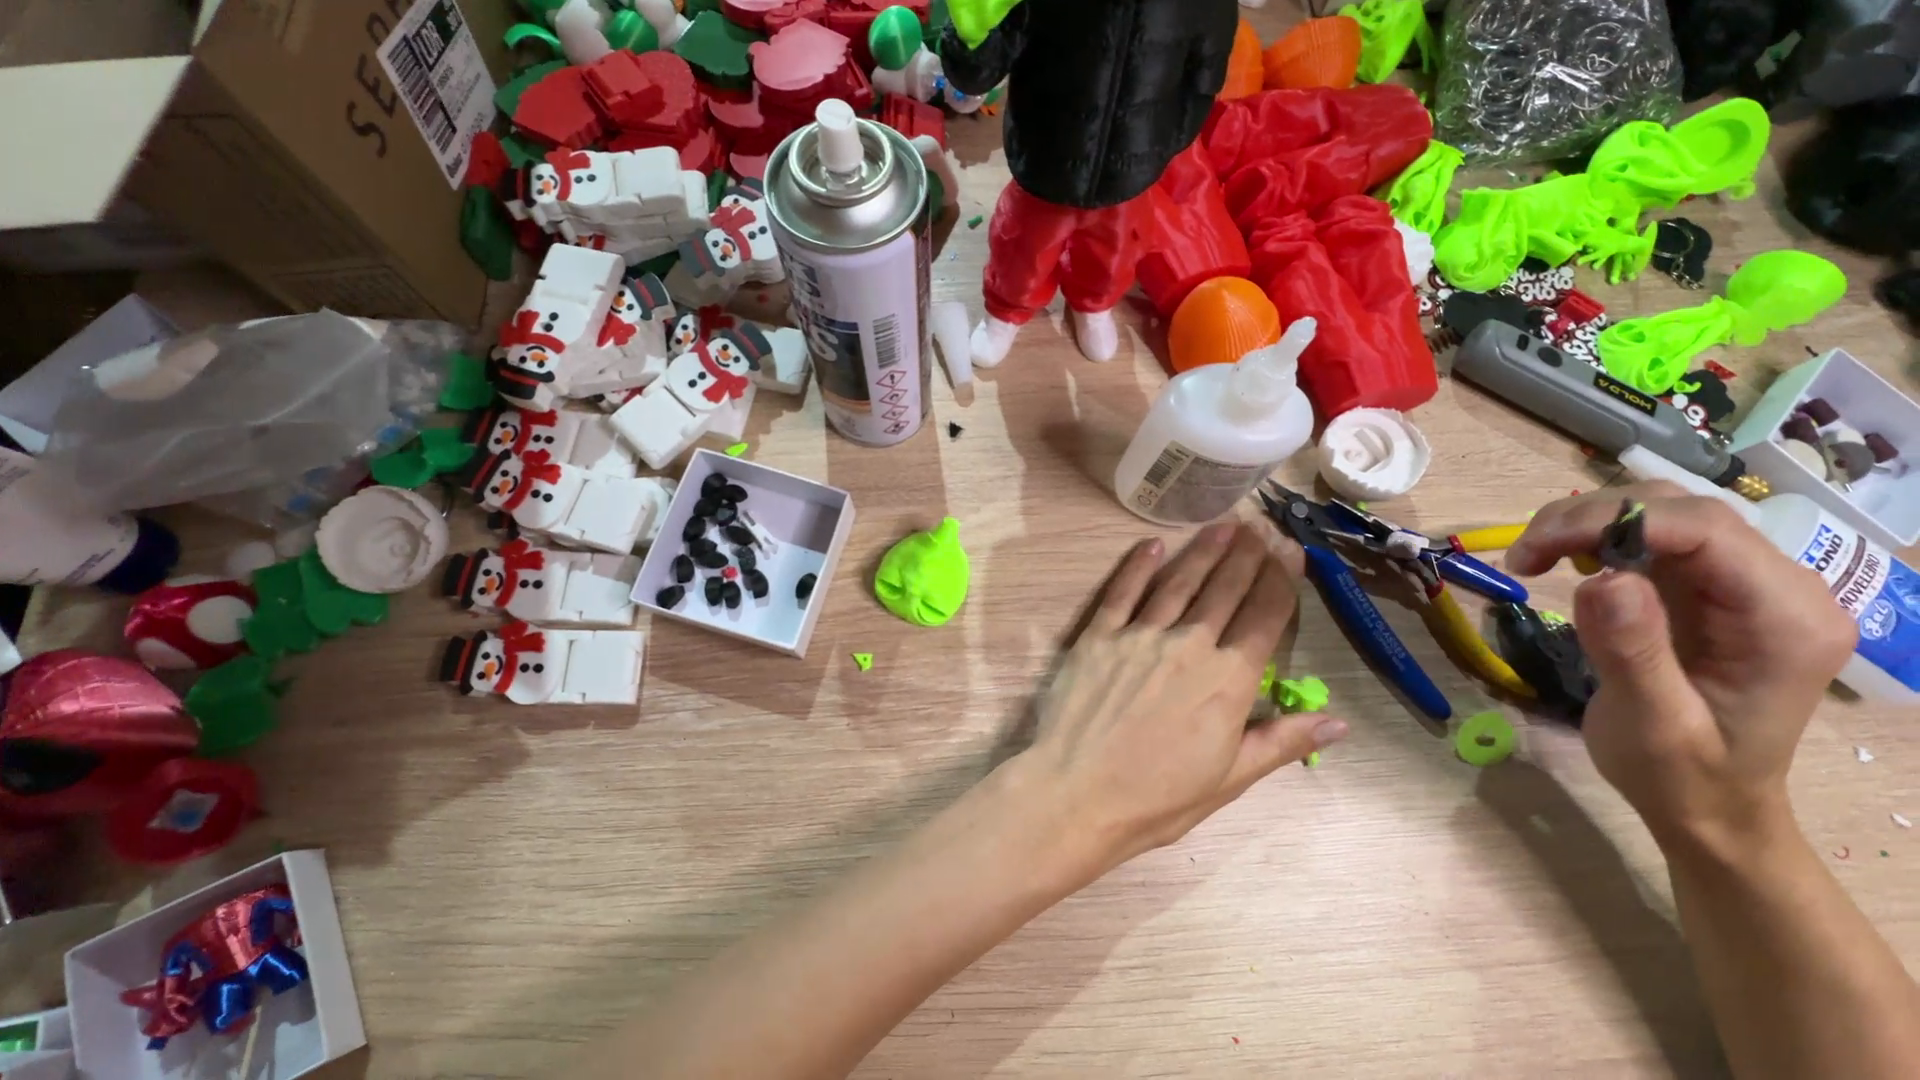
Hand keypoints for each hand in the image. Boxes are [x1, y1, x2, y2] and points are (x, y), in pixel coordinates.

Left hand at [1013, 523, 1348, 871]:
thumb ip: (1281, 741)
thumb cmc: (1157, 798)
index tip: (1293, 552)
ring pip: (1179, 582)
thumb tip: (1338, 723)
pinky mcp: (1097, 637)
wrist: (1076, 795)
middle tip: (1261, 526)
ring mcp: (1139, 636)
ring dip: (1204, 551)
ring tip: (1223, 526)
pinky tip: (1152, 545)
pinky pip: (1122, 592)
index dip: (1282, 581)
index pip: (1265, 617)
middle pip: (1225, 590)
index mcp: (1228, 680)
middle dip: (1248, 556)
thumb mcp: (1230, 779)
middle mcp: (1189, 645)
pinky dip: (1138, 566)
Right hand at [1507, 486, 1856, 853]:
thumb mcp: (1654, 725)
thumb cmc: (1684, 778)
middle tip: (1523, 559)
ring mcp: (1744, 586)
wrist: (1708, 810)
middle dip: (1592, 520)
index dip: (1618, 521)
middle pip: (1683, 513)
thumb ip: (1634, 651)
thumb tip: (1601, 579)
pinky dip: (1597, 541)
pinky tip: (1566, 566)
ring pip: (1662, 515)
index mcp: (1786, 619)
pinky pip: (1653, 539)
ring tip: (1532, 562)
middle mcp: (1779, 589)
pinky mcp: (1708, 589)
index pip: (1707, 531)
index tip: (1538, 549)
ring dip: (1587, 526)